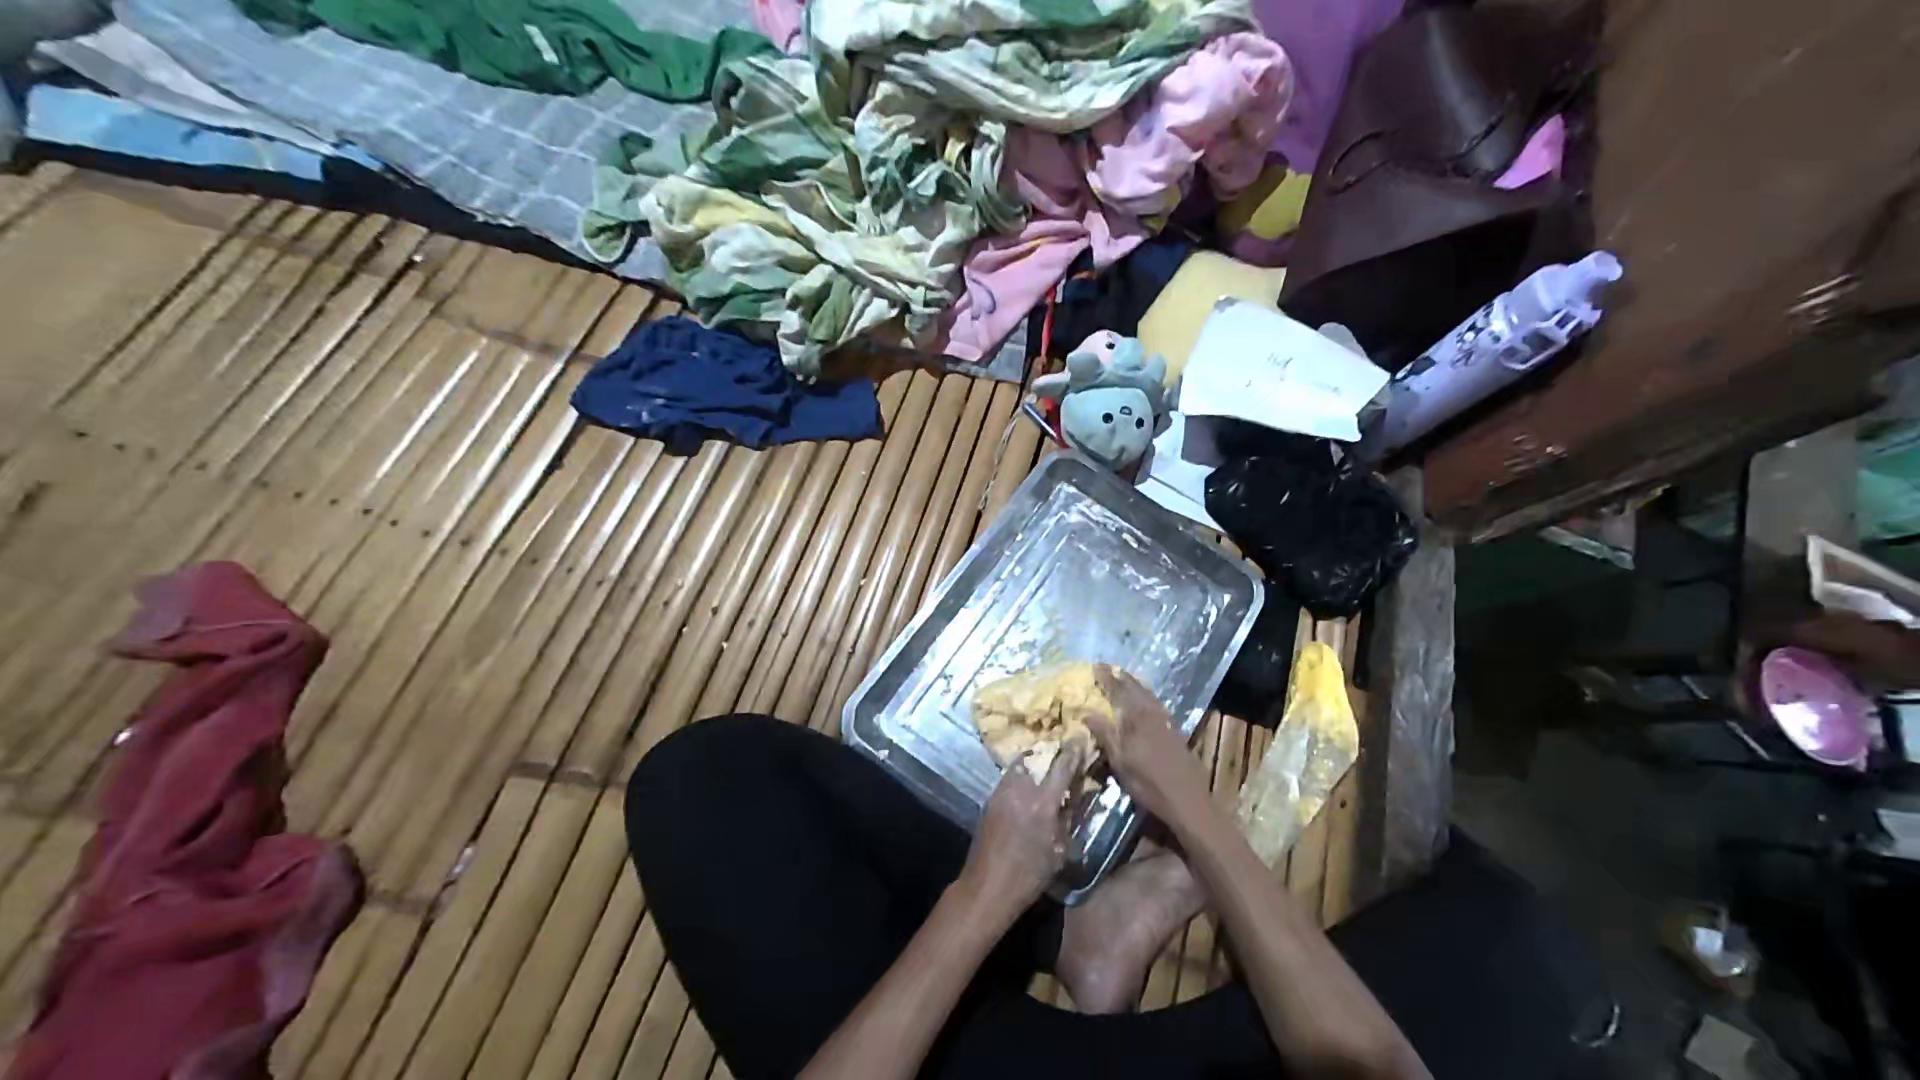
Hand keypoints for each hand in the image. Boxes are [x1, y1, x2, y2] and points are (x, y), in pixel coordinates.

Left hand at [958, 743, 1083, 921]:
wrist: (987, 885)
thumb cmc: (1030, 875)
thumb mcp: (1060, 851)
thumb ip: (1067, 818)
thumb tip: (1074, 797)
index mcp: (1043, 804)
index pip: (1062, 767)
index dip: (1073, 751)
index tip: (1080, 739)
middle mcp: (1021, 789)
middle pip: (1038, 758)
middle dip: (1051, 752)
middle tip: (1062, 752)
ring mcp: (1002, 791)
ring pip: (1021, 764)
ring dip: (1034, 762)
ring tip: (1044, 766)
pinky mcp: (990, 797)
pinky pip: (1009, 777)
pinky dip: (1021, 774)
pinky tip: (1027, 785)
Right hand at [1087, 665, 1208, 822]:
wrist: (1187, 801)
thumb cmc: (1148, 783)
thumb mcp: (1120, 761)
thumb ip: (1104, 734)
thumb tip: (1086, 712)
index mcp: (1137, 717)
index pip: (1119, 691)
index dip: (1107, 678)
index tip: (1096, 666)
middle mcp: (1153, 713)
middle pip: (1137, 689)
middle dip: (1122, 678)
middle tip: (1110, 669)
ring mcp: (1167, 722)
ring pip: (1150, 696)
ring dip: (1136, 685)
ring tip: (1126, 679)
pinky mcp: (1176, 732)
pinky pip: (1157, 705)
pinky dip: (1148, 697)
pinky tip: (1147, 703)